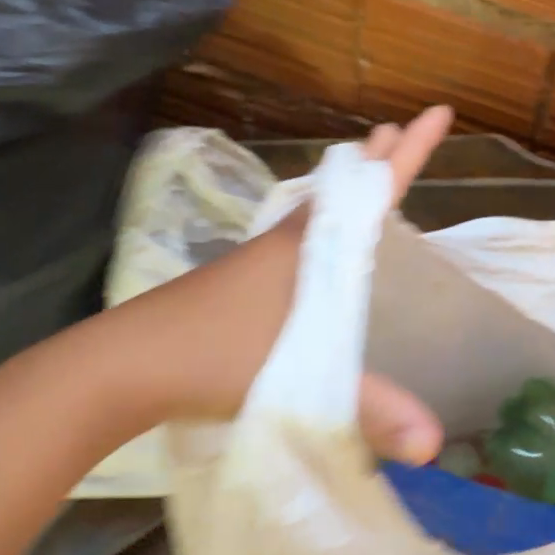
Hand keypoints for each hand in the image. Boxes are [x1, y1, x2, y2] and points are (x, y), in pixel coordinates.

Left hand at [99, 106, 453, 463]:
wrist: (118, 366)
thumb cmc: (212, 359)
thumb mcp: (298, 383)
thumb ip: (369, 409)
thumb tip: (435, 442)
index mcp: (308, 249)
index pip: (373, 191)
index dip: (409, 152)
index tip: (436, 112)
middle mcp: (286, 242)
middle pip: (343, 187)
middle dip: (376, 158)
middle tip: (399, 129)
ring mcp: (258, 258)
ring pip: (315, 208)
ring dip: (346, 186)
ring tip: (364, 171)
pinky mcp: (239, 279)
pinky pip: (296, 233)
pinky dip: (321, 219)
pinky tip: (314, 243)